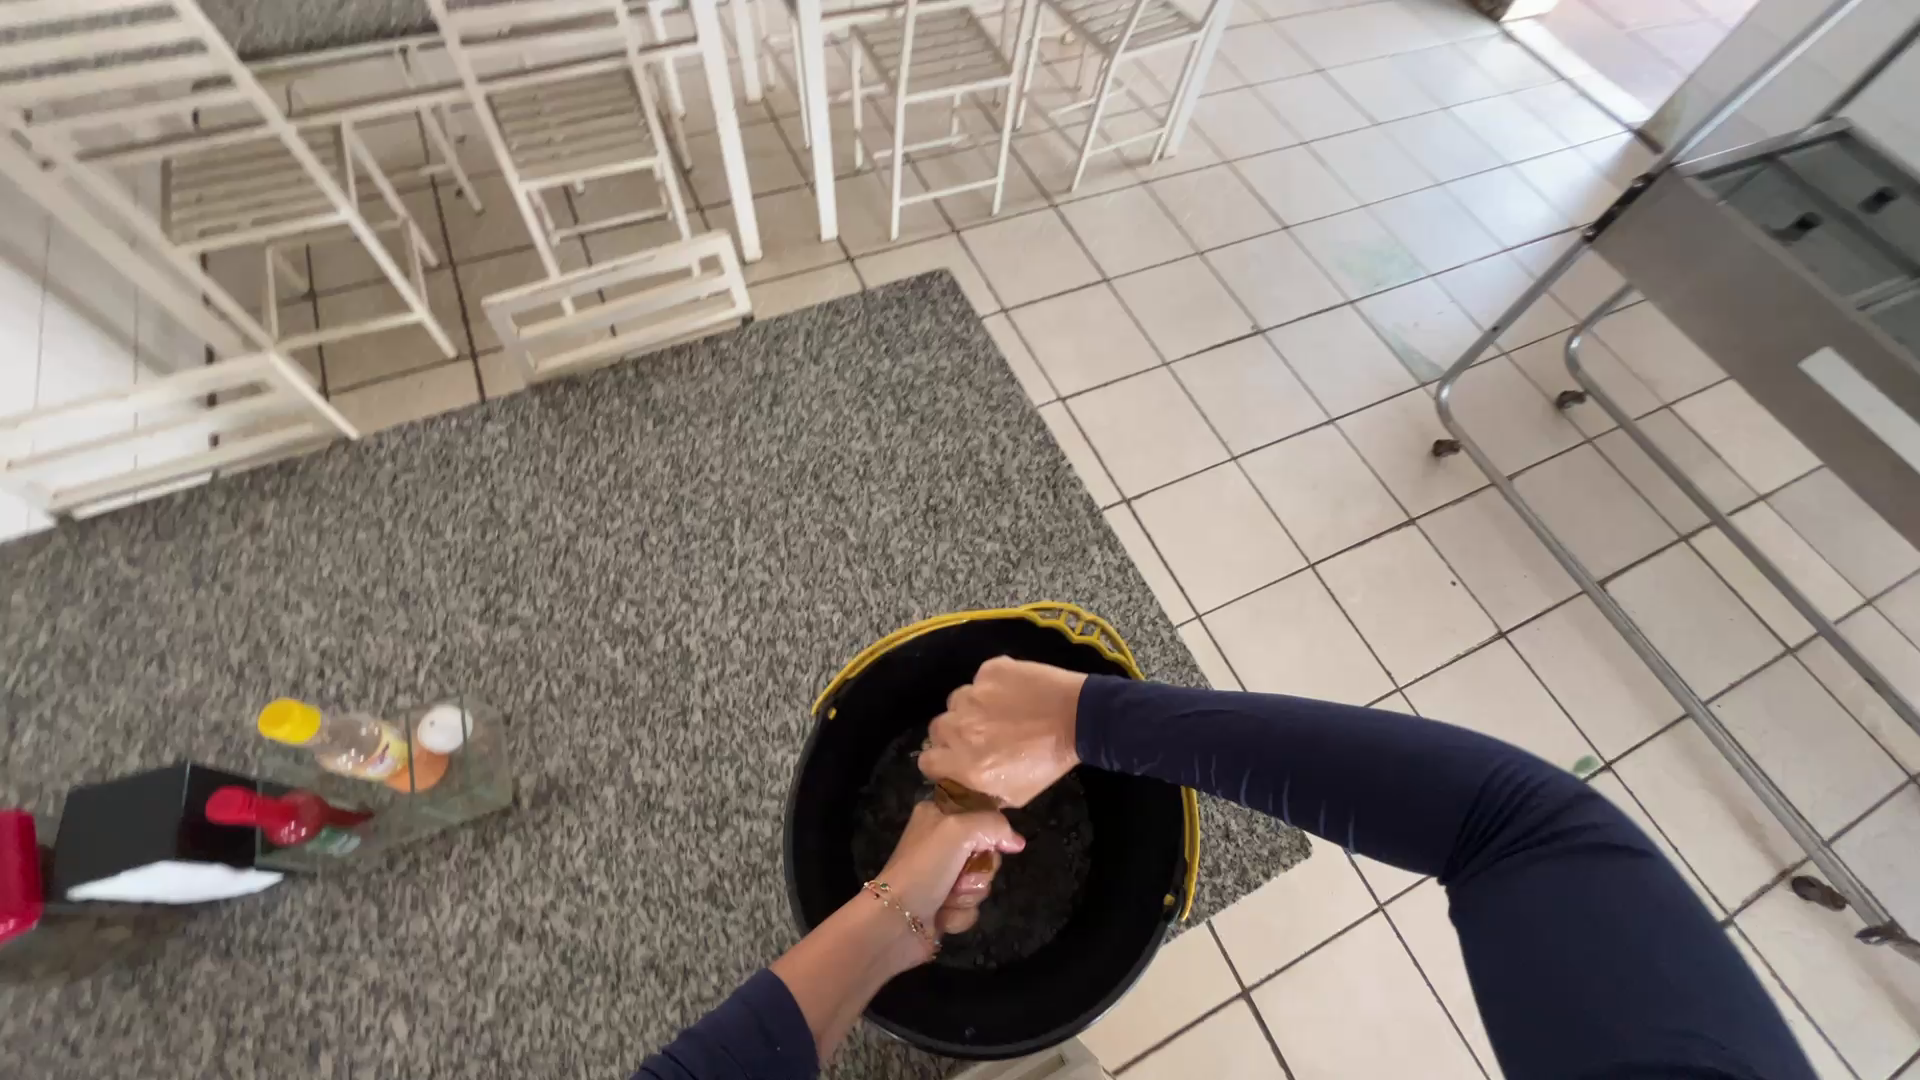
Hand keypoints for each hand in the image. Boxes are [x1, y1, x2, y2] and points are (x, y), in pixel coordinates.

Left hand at [873, 801, 1024, 962]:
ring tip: (948, 896)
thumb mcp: (960, 829)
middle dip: (980, 868)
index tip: (992, 842)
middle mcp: (940, 842)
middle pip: (987, 852)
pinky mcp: (944, 904)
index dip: (990, 831)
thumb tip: (1017, 842)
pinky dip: (961, 912)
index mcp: (938, 814)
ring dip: (969, 893)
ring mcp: (942, 875)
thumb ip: (994, 825)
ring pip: (982, 881)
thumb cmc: (925, 866)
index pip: (980, 813)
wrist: (895, 920)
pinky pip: (972, 906)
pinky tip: (943, 914)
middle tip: (962, 873)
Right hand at [918, 656, 1086, 807]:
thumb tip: (963, 787)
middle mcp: (961, 728)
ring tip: (998, 711)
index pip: (927, 761)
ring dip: (970, 708)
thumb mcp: (1015, 795)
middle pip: (938, 729)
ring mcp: (974, 694)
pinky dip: (991, 686)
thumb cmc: (1048, 761)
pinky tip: (1013, 693)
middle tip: (978, 735)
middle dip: (952, 734)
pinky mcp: (989, 671)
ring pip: (957, 701)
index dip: (940, 761)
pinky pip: (980, 679)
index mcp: (964, 763)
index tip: (954, 759)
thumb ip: (981, 793)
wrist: (1077, 717)